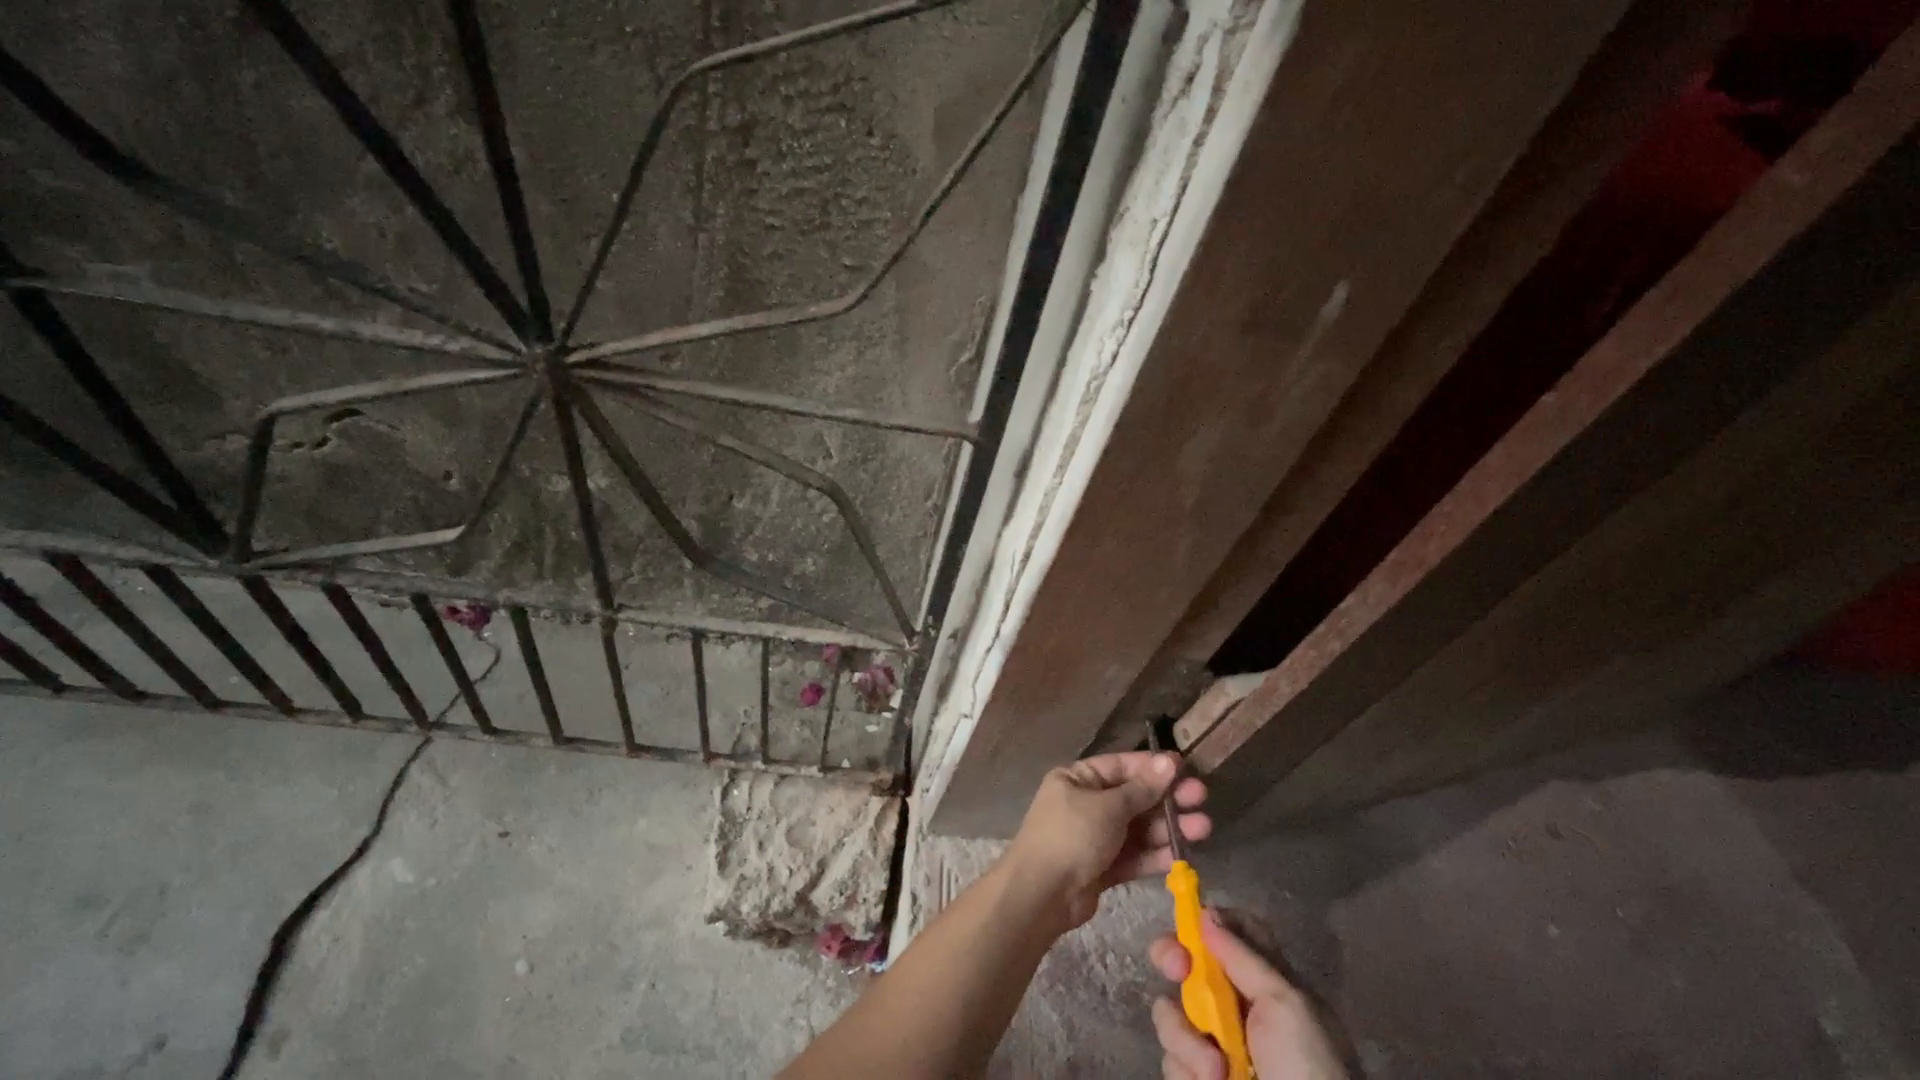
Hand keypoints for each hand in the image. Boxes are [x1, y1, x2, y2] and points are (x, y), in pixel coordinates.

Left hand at [1003, 751, 1210, 930]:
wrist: (1041, 895)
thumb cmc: (1071, 836)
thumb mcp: (1108, 807)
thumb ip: (1141, 789)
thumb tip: (1169, 762)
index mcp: (1077, 779)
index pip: (1121, 766)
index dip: (1153, 767)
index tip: (1186, 768)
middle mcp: (1086, 804)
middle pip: (1134, 797)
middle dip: (1167, 799)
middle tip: (1201, 799)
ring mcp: (1095, 837)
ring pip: (1138, 828)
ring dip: (1168, 828)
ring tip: (1202, 828)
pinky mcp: (1103, 868)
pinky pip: (1133, 856)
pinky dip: (1155, 855)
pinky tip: (1182, 855)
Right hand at [1149, 911, 1346, 1079]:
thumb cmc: (1308, 1067)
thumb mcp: (1286, 1004)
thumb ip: (1243, 956)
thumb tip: (1206, 912)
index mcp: (1266, 982)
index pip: (1233, 933)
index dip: (1209, 921)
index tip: (1192, 923)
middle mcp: (1235, 1007)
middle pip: (1188, 964)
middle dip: (1173, 960)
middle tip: (1178, 970)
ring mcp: (1215, 1044)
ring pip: (1171, 1013)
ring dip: (1188, 1040)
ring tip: (1219, 1071)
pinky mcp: (1197, 1076)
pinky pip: (1171, 1059)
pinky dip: (1188, 1072)